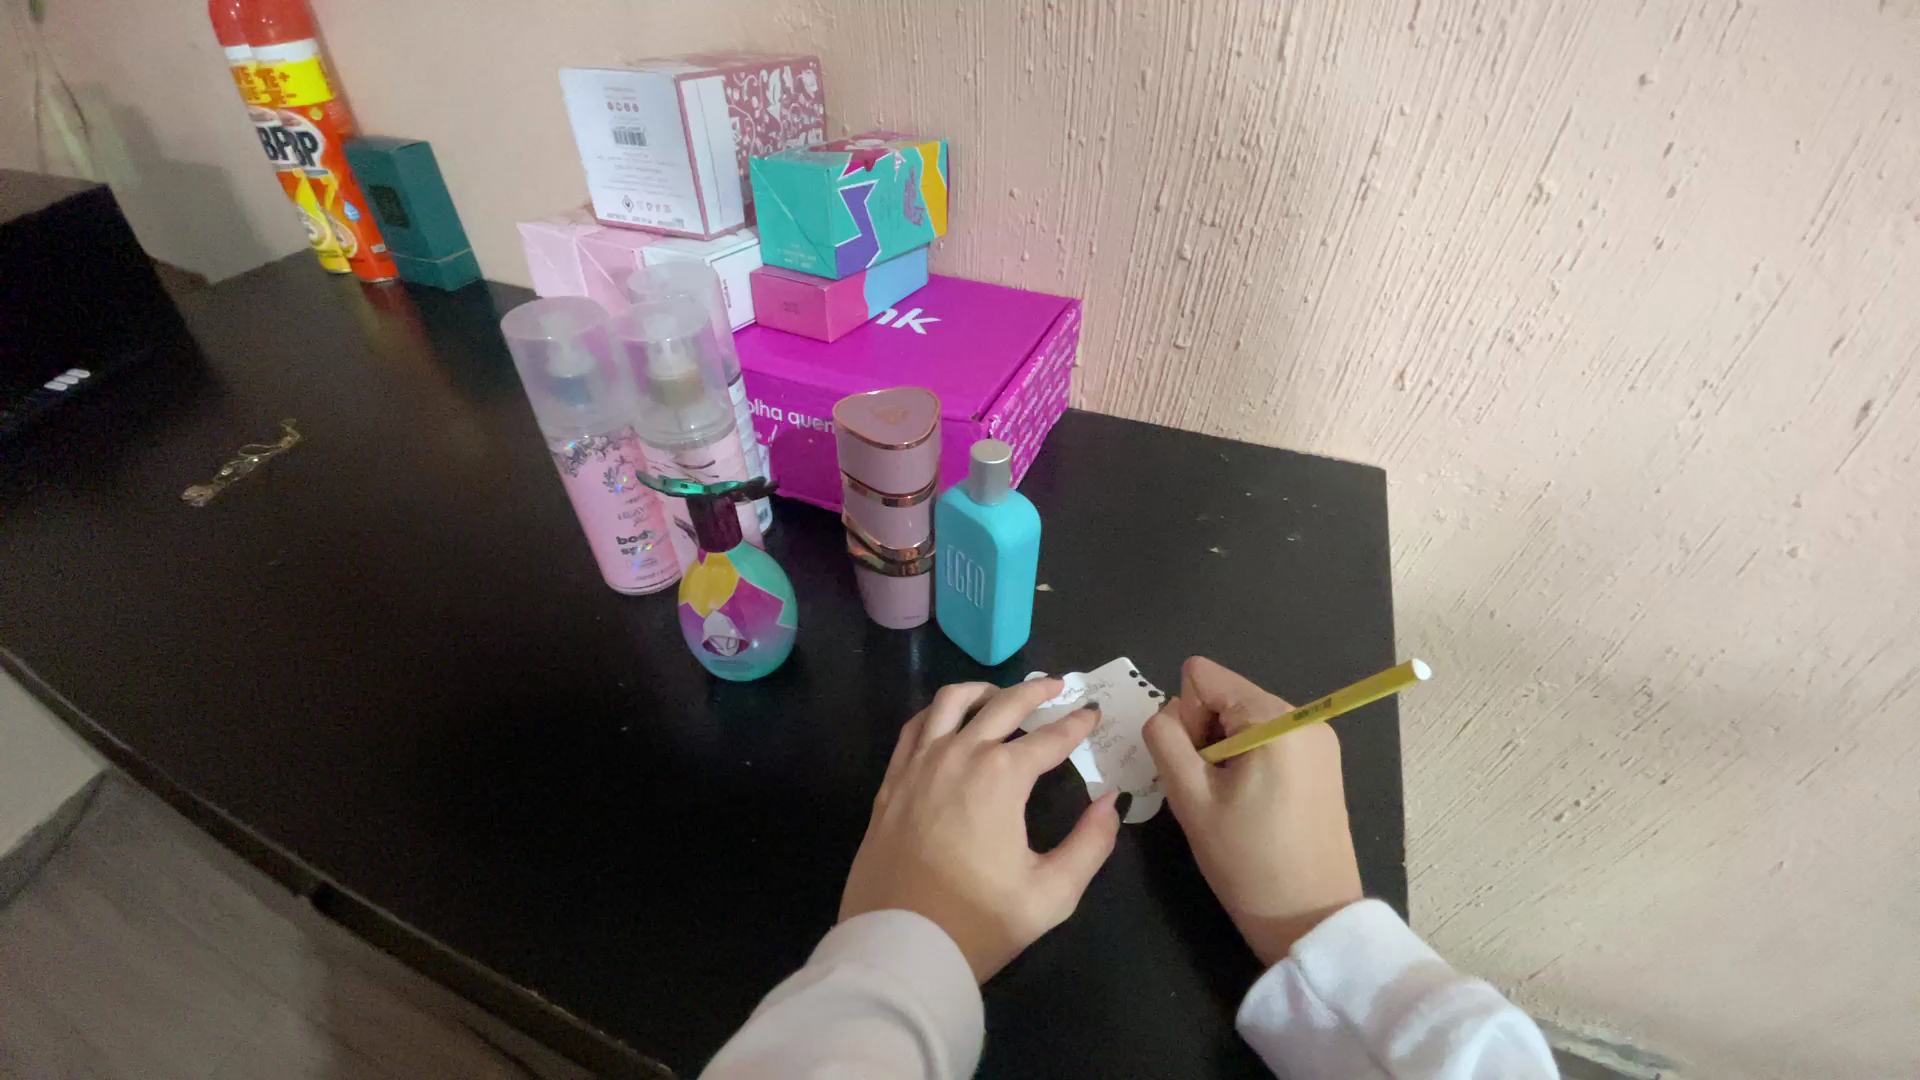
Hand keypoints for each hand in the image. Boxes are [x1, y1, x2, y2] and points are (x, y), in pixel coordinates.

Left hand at [840, 679, 1121, 981]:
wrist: (899, 947)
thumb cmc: (978, 922)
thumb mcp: (1052, 894)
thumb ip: (1091, 844)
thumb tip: (1111, 801)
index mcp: (1001, 776)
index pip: (1050, 737)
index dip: (1077, 724)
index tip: (1094, 713)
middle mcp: (960, 754)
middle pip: (1003, 704)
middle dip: (1037, 692)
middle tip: (1059, 686)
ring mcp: (920, 761)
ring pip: (953, 701)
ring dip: (985, 690)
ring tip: (1003, 693)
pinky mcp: (893, 778)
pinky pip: (916, 725)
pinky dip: (939, 711)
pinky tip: (949, 719)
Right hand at [1143, 657, 1363, 965]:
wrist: (1311, 922)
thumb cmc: (1246, 860)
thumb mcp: (1188, 796)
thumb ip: (1164, 737)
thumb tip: (1167, 713)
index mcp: (1274, 717)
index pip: (1201, 675)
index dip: (1186, 717)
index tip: (1200, 766)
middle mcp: (1302, 717)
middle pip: (1222, 694)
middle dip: (1205, 734)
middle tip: (1213, 790)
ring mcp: (1317, 738)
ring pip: (1240, 717)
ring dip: (1223, 751)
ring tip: (1233, 801)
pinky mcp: (1322, 761)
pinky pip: (1264, 737)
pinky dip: (1246, 760)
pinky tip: (1252, 803)